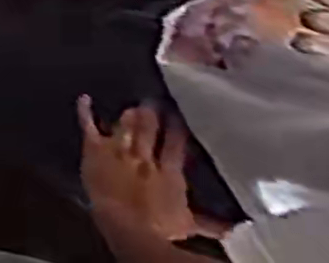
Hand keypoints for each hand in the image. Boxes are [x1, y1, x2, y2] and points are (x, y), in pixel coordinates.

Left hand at [80, 98, 212, 243]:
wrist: (125, 224)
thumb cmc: (158, 227)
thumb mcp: (189, 224)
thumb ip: (215, 223)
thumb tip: (243, 230)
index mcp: (169, 173)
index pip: (176, 146)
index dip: (177, 130)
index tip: (179, 115)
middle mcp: (144, 157)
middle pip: (149, 130)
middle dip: (152, 114)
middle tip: (154, 100)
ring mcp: (117, 150)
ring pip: (125, 125)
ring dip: (129, 114)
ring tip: (135, 105)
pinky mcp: (94, 148)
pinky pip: (88, 124)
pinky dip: (85, 110)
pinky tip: (85, 98)